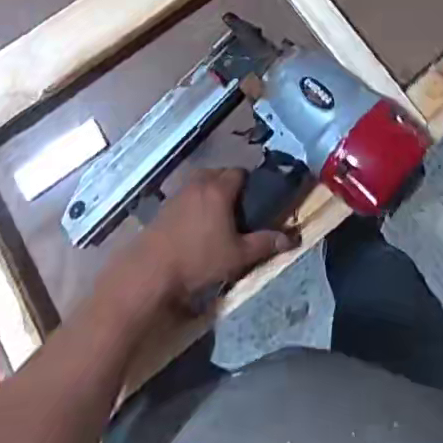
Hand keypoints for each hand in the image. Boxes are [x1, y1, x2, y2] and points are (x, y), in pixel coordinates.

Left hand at [105, 168, 294, 317]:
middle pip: (218, 173)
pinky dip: (194, 203)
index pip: (239, 172)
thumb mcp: (238, 255)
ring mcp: (177, 194)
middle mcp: (198, 184)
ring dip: (210, 193)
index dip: (250, 182)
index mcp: (218, 189)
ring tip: (219, 216)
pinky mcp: (163, 207)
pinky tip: (196, 225)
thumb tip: (291, 238)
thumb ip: (264, 243)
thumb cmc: (199, 259)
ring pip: (200, 184)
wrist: (151, 270)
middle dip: (230, 185)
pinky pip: (186, 196)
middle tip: (240, 207)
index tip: (257, 198)